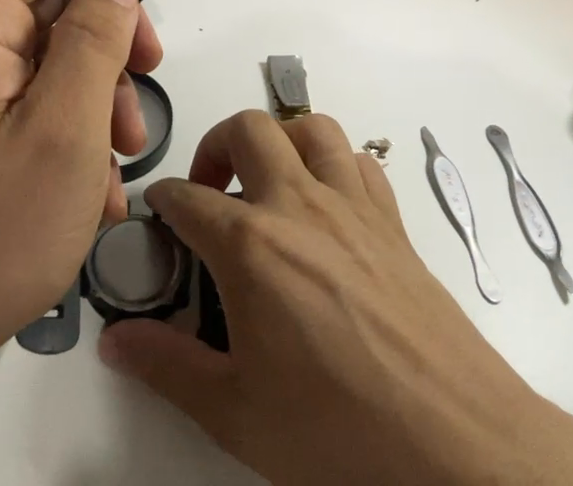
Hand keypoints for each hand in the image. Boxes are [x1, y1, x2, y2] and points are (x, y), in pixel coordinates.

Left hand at [0, 0, 161, 363]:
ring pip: (52, 59)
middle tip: (146, 85)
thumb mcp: (65, 129)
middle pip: (50, 2)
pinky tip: (95, 189)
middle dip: (109, 37)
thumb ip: (93, 42)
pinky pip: (36, 105)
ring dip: (100, 94)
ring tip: (123, 157)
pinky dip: (75, 131)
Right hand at [100, 111, 572, 485]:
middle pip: (249, 129)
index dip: (161, 202)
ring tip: (267, 185)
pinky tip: (326, 208)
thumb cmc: (337, 429)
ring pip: (312, 128)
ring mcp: (354, 208)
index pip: (185, 197)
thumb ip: (168, 366)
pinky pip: (360, 164)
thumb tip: (116, 340)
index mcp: (251, 244)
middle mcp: (300, 206)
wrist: (456, 444)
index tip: (157, 219)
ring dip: (280, 140)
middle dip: (215, 146)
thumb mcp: (235, 410)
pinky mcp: (395, 225)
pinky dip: (334, 164)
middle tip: (209, 193)